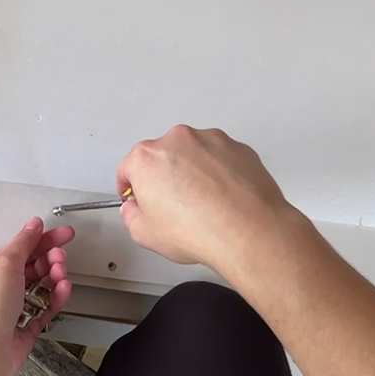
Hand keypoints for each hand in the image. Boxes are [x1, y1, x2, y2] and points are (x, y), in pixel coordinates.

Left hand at [0, 217, 74, 375]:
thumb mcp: (5, 264)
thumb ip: (23, 242)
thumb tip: (33, 225)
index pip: (20, 247)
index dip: (43, 239)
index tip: (63, 234)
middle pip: (33, 265)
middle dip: (50, 259)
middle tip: (61, 257)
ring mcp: (13, 306)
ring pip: (42, 286)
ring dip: (54, 277)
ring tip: (61, 275)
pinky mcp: (26, 324)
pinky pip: (46, 306)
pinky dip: (56, 297)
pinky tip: (62, 290)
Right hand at [116, 125, 303, 273]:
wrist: (246, 230)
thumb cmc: (200, 229)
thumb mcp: (144, 234)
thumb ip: (131, 216)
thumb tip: (135, 211)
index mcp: (146, 157)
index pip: (128, 168)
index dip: (129, 187)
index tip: (135, 196)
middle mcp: (177, 140)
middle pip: (161, 156)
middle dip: (163, 177)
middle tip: (172, 205)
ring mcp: (209, 140)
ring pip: (193, 154)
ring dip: (192, 172)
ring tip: (201, 204)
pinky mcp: (237, 147)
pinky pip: (220, 158)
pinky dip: (218, 173)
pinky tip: (221, 198)